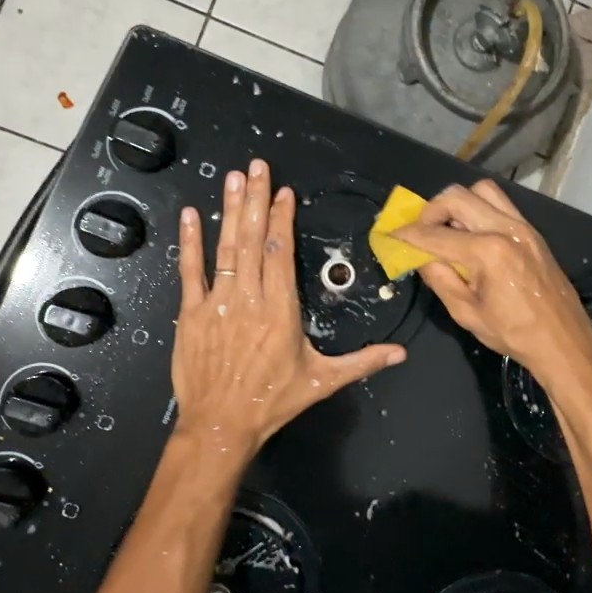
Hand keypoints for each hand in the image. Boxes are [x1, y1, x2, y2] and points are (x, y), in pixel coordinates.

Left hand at [172, 158, 405, 453]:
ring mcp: (218, 303)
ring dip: (230, 211)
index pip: (281, 253)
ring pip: (226, 248)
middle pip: (254, 240)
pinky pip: (191, 271)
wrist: (220, 426)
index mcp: (281, 310)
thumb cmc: (273, 402)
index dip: (283, 219)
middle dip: (256, 200)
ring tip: (234, 179)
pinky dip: (190, 242)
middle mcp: (250, 298)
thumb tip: (401, 353)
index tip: (284, 193)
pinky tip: (191, 215)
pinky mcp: (191, 313)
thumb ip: (362, 361)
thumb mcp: (323, 381)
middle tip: (257, 166)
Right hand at [393, 180, 591, 386]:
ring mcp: (522, 226)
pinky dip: (479, 209)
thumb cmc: (513, 333)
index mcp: (488, 252)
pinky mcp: (532, 231)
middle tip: (421, 233)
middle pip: (456, 197)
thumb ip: (440, 279)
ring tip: (449, 230)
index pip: (435, 235)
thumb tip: (420, 257)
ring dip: (458, 204)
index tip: (391, 235)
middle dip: (431, 211)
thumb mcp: (466, 313)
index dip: (408, 235)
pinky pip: (500, 204)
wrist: (562, 340)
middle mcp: (506, 229)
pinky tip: (472, 235)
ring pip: (481, 191)